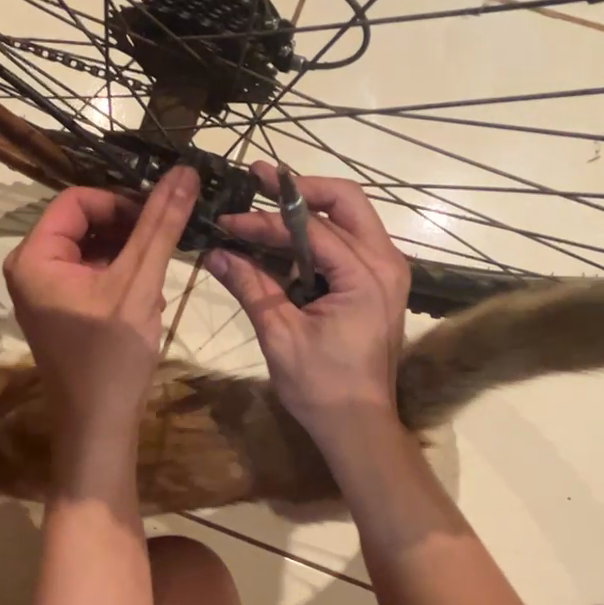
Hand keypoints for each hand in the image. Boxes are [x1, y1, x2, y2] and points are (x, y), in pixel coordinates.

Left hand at [3, 166, 198, 438]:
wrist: (99, 425)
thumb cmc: (112, 356)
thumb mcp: (139, 283)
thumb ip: (160, 225)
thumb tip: (185, 171)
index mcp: (34, 257)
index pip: (78, 200)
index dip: (122, 200)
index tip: (162, 213)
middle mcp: (30, 270)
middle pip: (84, 224)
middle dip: (128, 230)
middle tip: (167, 240)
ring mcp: (45, 294)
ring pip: (93, 251)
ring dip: (130, 256)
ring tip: (160, 275)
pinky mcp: (62, 313)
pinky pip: (93, 277)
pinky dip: (122, 279)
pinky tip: (148, 299)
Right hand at [202, 162, 410, 441]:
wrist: (357, 425)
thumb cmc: (321, 386)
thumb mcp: (280, 335)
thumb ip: (251, 287)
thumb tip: (216, 254)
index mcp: (366, 275)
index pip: (311, 228)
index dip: (266, 220)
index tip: (229, 220)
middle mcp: (386, 263)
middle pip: (346, 201)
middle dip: (299, 188)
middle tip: (259, 179)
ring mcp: (387, 273)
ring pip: (350, 219)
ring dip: (309, 211)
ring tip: (266, 208)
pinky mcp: (379, 286)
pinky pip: (350, 244)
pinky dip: (319, 237)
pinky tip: (285, 244)